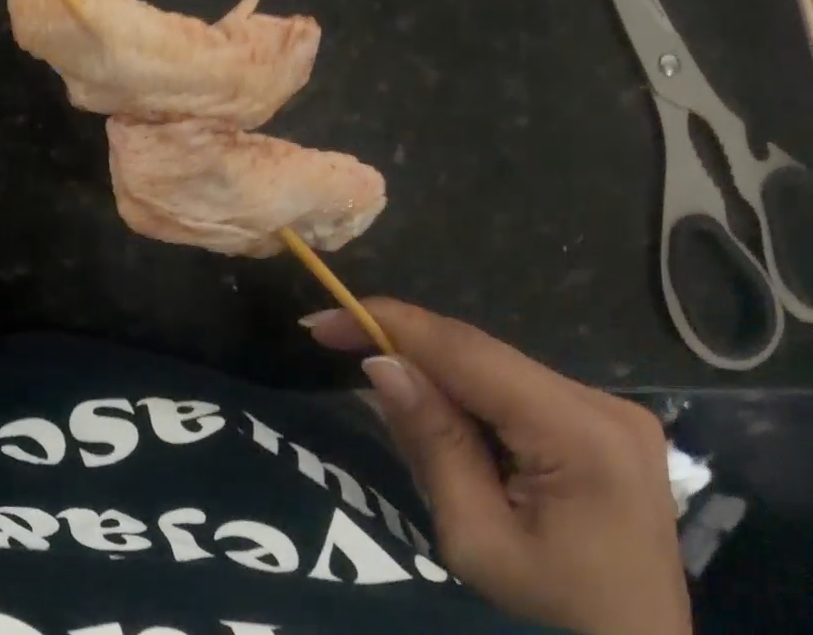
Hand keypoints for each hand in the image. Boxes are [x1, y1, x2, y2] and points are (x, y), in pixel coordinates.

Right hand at [306, 300, 689, 634]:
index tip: (320, 322)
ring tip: (378, 389)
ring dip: (425, 366)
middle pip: (476, 351)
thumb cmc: (550, 605)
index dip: (387, 322)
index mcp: (579, 434)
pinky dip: (456, 387)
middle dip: (399, 341)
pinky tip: (429, 409)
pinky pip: (506, 383)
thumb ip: (432, 444)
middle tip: (330, 341)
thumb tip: (381, 363)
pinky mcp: (597, 422)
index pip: (464, 351)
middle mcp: (601, 405)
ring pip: (487, 363)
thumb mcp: (474, 536)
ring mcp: (606, 411)